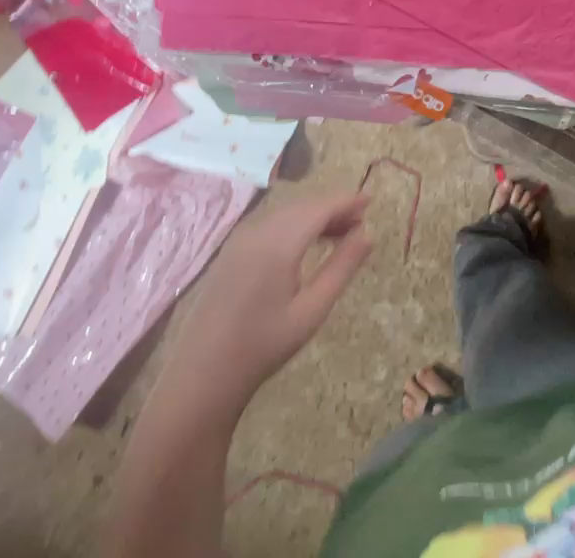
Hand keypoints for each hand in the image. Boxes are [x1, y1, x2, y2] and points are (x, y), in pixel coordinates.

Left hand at [163, 191, 373, 415]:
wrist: (204, 373)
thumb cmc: (265, 345)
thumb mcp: (312, 309)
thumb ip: (341, 267)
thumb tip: (368, 234)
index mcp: (278, 246)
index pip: (318, 209)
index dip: (346, 202)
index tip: (371, 200)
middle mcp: (256, 234)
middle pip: (301, 207)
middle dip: (332, 208)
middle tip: (361, 221)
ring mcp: (238, 242)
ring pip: (284, 214)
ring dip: (313, 216)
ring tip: (340, 233)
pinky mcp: (230, 254)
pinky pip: (269, 226)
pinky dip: (294, 225)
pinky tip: (305, 244)